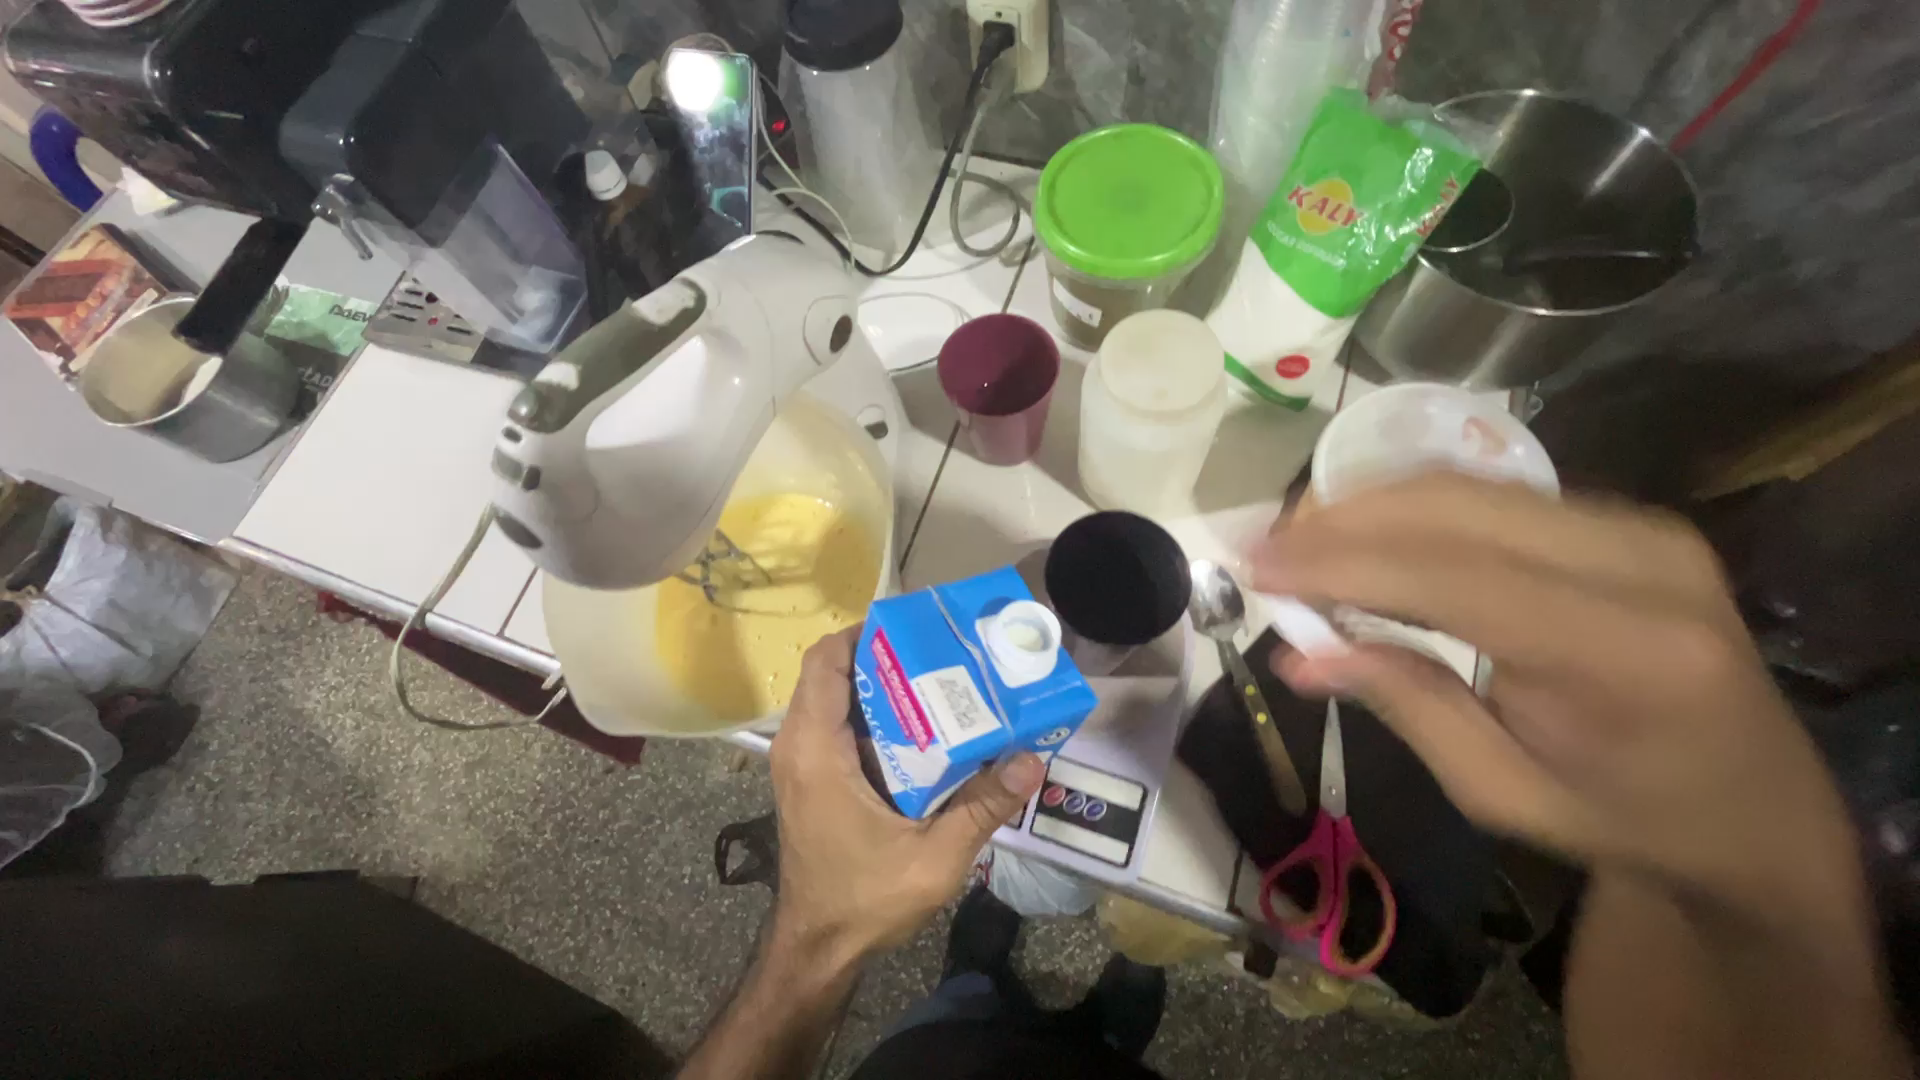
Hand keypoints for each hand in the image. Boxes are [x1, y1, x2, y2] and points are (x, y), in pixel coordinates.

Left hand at [767, 626, 1044, 968]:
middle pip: (832, 672)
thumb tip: (1032, 760)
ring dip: (880, 687)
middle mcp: (797, 745)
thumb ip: (982, 806)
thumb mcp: (934, 857)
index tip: (915, 629)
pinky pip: (835, 726)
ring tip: (938, 684)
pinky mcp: (809, 779)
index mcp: (816, 750)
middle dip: (884, 657)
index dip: (865, 633)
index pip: (826, 661)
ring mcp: (799, 763)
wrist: (817, 948)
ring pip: (833, 698)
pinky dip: (872, 717)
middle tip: (941, 654)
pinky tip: (920, 730)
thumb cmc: (864, 900)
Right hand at [1252, 473, 1855, 920]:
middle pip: (1454, 508)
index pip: (1451, 578)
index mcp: (1623, 654)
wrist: (1750, 803)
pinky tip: (1356, 530)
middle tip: (1263, 547)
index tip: (1254, 568)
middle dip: (1340, 519)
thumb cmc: (1618, 813)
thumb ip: (1403, 703)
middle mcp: (1641, 567)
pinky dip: (1406, 505)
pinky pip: (1488, 492)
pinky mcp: (1622, 519)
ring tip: (1295, 538)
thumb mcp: (1497, 787)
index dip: (1339, 565)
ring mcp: (1639, 530)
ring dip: (1365, 503)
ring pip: (1465, 485)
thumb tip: (1295, 657)